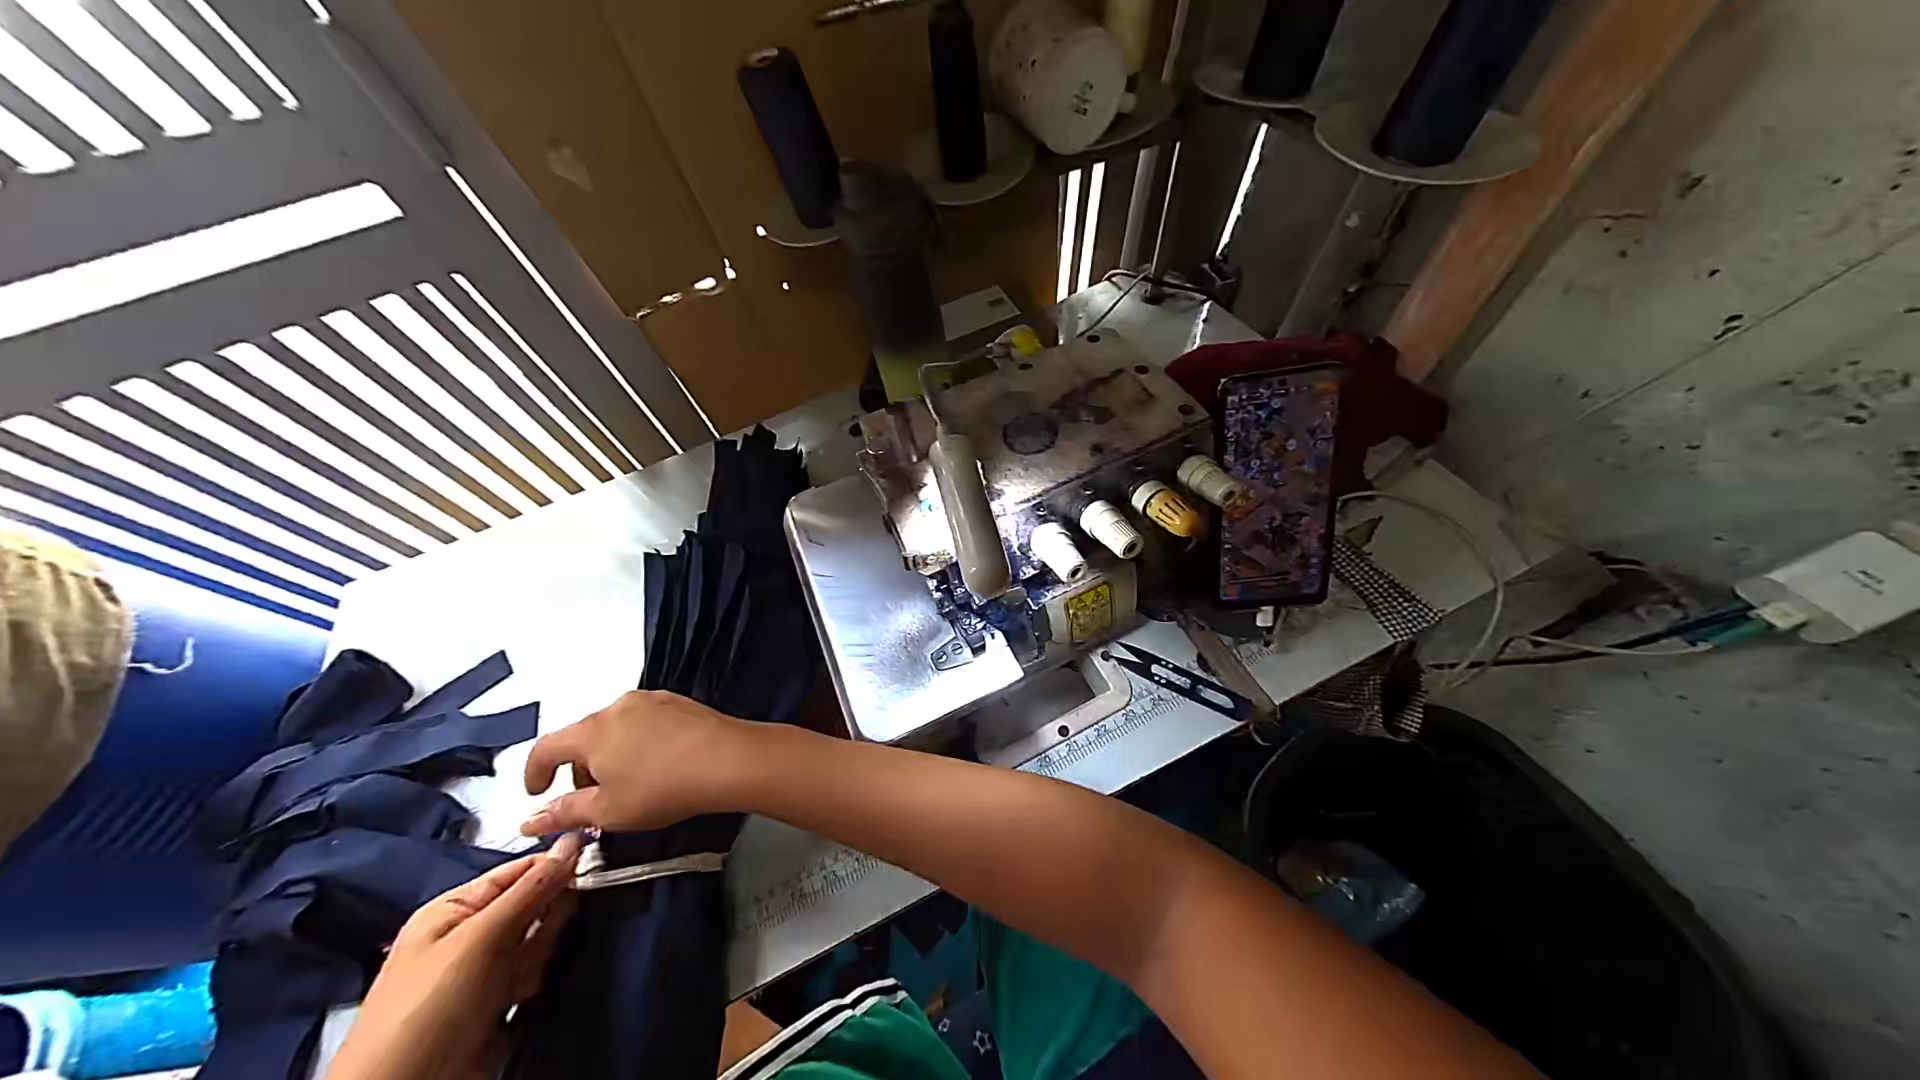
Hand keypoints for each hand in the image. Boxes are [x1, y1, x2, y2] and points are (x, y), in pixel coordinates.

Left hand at [325, 837, 580, 1079]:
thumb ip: (533, 887)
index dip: (556, 867)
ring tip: (513, 983)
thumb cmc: (425, 1011)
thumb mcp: (482, 937)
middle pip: (536, 904)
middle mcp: (472, 934)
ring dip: (538, 958)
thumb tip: (572, 840)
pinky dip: (535, 982)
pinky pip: (537, 974)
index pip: (521, 870)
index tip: (589, 869)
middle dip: (544, 923)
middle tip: (530, 943)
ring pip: (540, 941)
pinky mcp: (499, 1001)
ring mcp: (485, 970)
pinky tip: (518, 998)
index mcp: (457, 908)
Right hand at [520, 690, 756, 835]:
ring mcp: (652, 701)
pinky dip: (640, 742)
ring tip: (628, 784)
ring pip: (617, 728)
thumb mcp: (607, 811)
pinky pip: (646, 722)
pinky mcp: (679, 703)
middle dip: (580, 767)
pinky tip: (658, 766)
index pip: (546, 747)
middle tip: (591, 797)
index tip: (537, 790)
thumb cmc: (665, 786)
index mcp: (591, 730)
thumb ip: (564, 813)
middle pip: (584, 736)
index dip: (534, 772)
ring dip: (612, 754)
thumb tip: (534, 819)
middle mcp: (619, 707)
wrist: (727, 760)